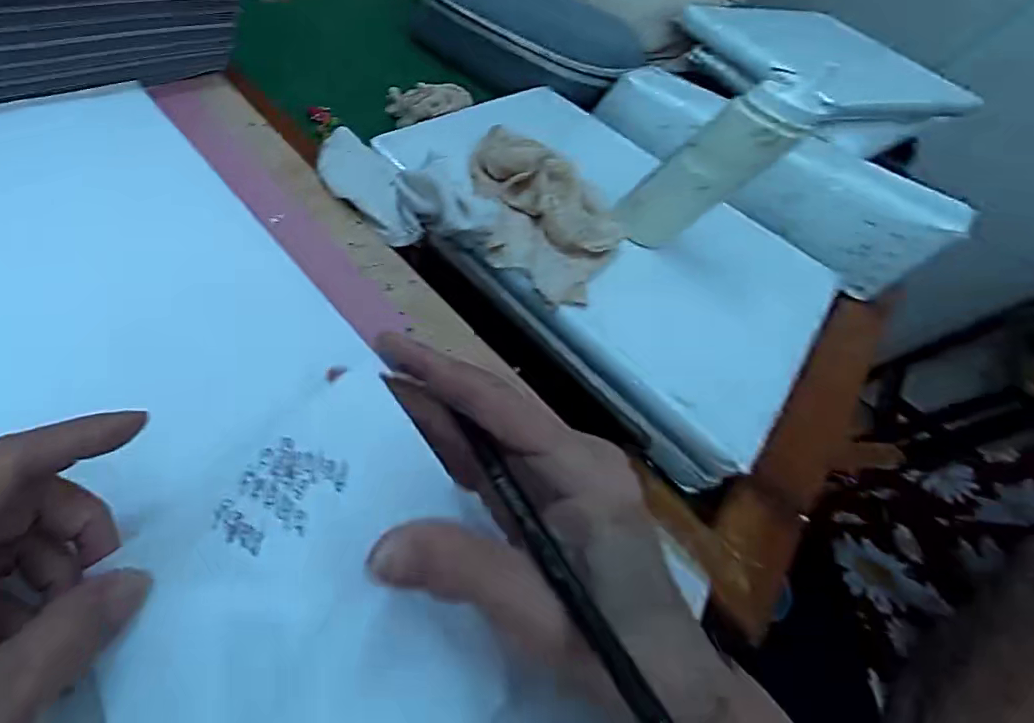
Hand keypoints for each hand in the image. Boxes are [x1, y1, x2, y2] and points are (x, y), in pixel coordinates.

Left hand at [0, 413, 153, 722]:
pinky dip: (21, 612)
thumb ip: (61, 642)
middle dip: (68, 532)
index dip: (76, 440)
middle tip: (106, 583)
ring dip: (48, 578)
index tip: (137, 425)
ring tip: (68, 636)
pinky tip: (34, 659)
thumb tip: (134, 582)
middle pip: (6, 507)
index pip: (3, 467)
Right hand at [367, 333, 785, 721]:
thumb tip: (378, 551)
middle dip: (421, 385)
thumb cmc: (620, 651)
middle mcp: (569, 456)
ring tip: (368, 400)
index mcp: (582, 469)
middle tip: (359, 376)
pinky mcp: (540, 492)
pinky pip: (480, 457)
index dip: (439, 371)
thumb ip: (463, 571)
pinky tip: (401, 444)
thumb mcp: (541, 615)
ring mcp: (555, 473)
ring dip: (424, 412)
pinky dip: (437, 445)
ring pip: (478, 428)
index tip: (386, 345)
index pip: (499, 404)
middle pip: (484, 407)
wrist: (673, 694)